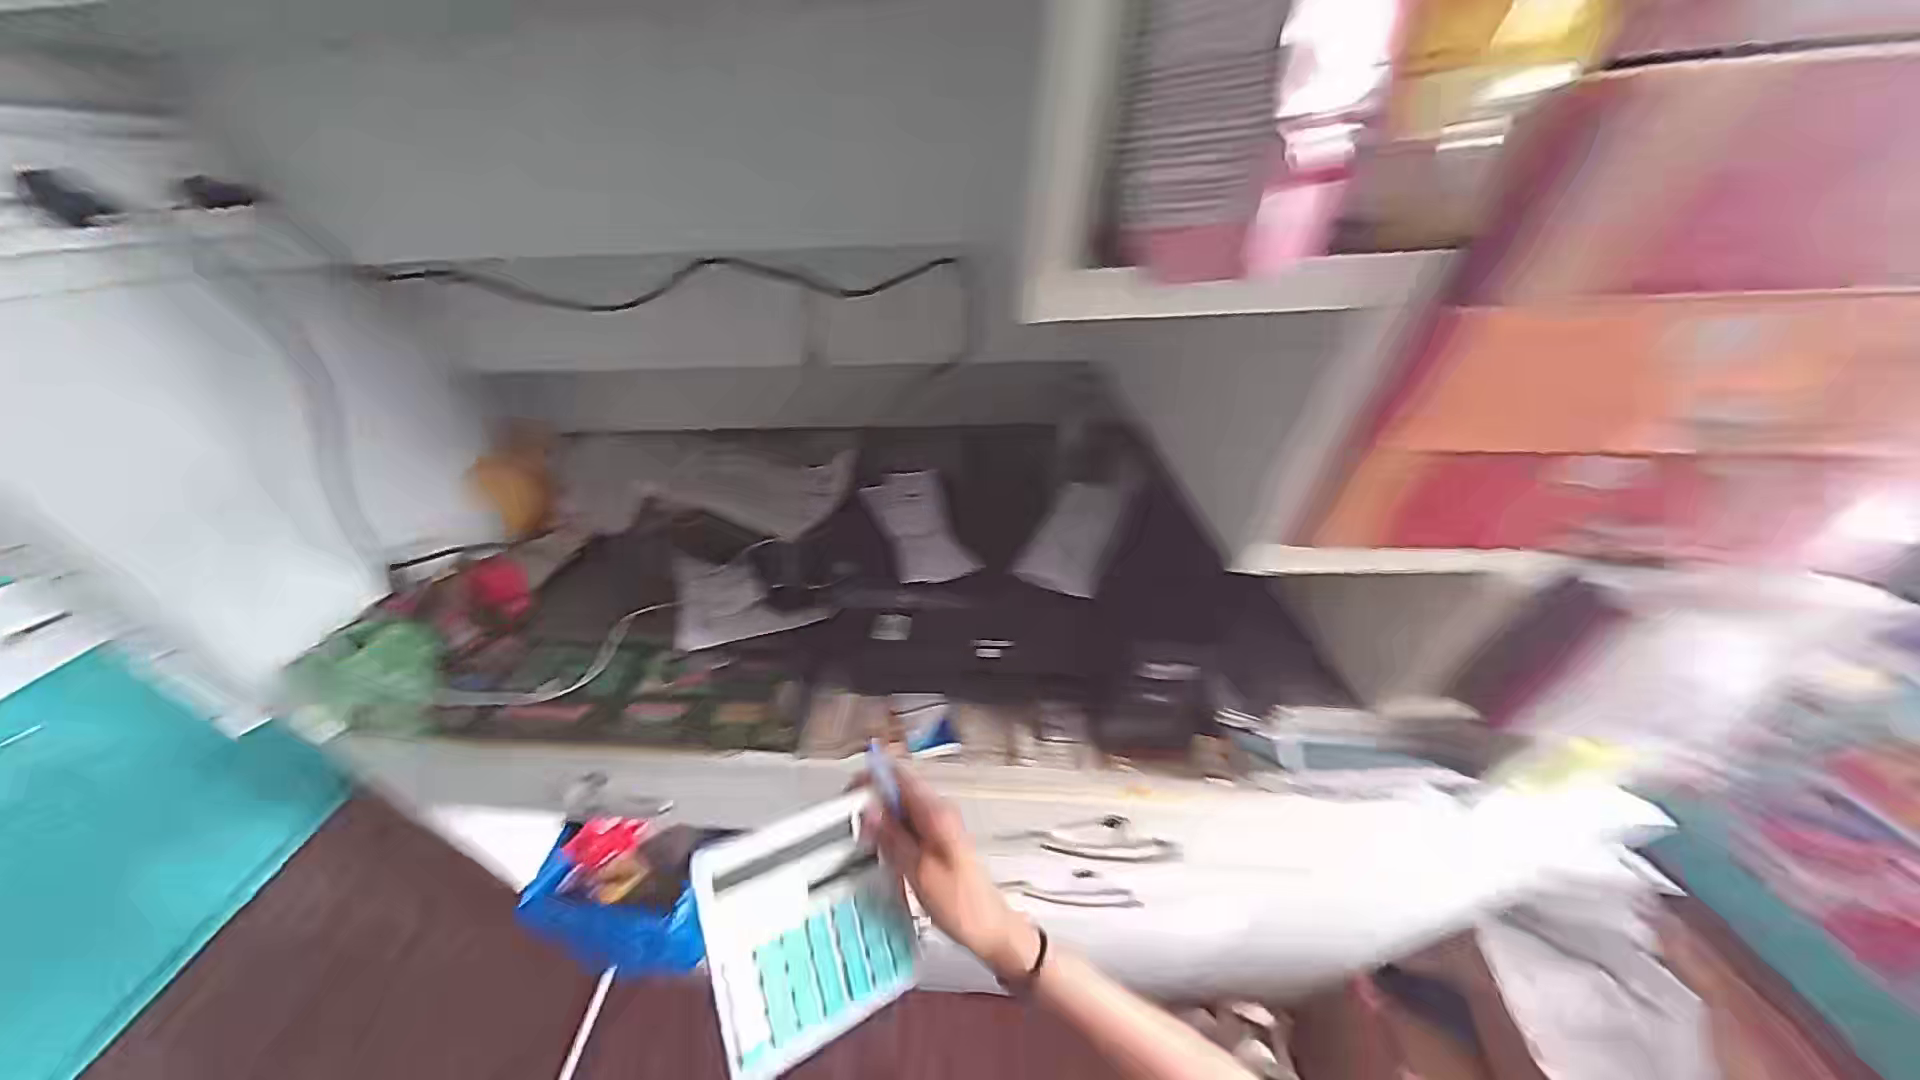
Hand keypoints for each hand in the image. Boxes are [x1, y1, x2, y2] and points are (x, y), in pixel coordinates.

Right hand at [861, 763, 1040, 981]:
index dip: (872, 777)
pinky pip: (907, 827)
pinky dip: (892, 837)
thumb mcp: (918, 871)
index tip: (851, 791)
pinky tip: (889, 859)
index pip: (899, 776)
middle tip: (859, 830)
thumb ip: (892, 837)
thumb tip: (870, 810)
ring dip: (882, 824)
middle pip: (897, 792)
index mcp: (937, 812)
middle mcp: (940, 812)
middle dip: (873, 806)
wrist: (989, 928)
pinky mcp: (937, 840)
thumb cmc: (962, 904)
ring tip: (873, 849)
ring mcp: (939, 825)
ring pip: (900, 811)